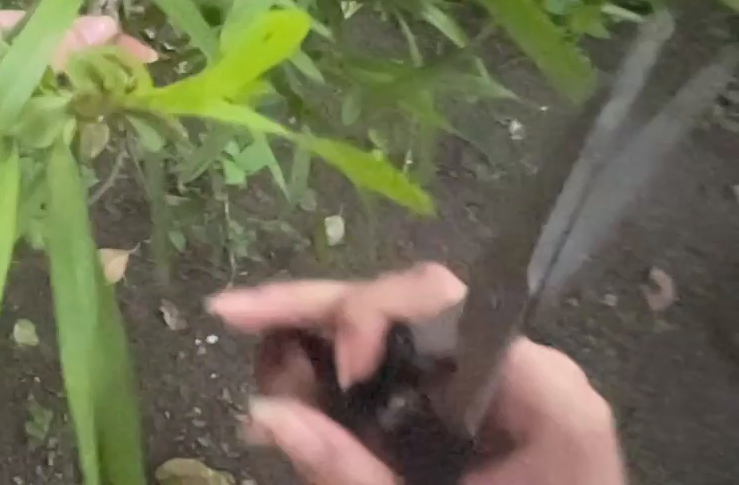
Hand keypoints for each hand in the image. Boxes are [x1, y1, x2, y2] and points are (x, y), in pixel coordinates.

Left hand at [0, 12, 154, 224]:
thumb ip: (51, 55)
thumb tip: (108, 21)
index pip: (42, 23)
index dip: (91, 36)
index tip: (141, 55)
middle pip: (45, 52)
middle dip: (88, 68)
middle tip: (135, 85)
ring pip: (42, 84)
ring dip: (76, 96)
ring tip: (117, 109)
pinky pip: (31, 112)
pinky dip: (57, 119)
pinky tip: (88, 129)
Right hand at [208, 264, 624, 484]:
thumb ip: (352, 472)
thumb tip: (261, 412)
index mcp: (538, 394)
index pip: (443, 302)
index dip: (373, 315)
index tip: (335, 373)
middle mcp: (503, 363)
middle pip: (385, 300)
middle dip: (302, 314)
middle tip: (229, 317)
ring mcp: (470, 372)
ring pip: (363, 316)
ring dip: (299, 341)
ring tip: (266, 396)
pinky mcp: (442, 389)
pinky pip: (366, 347)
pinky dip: (314, 363)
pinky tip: (283, 398)